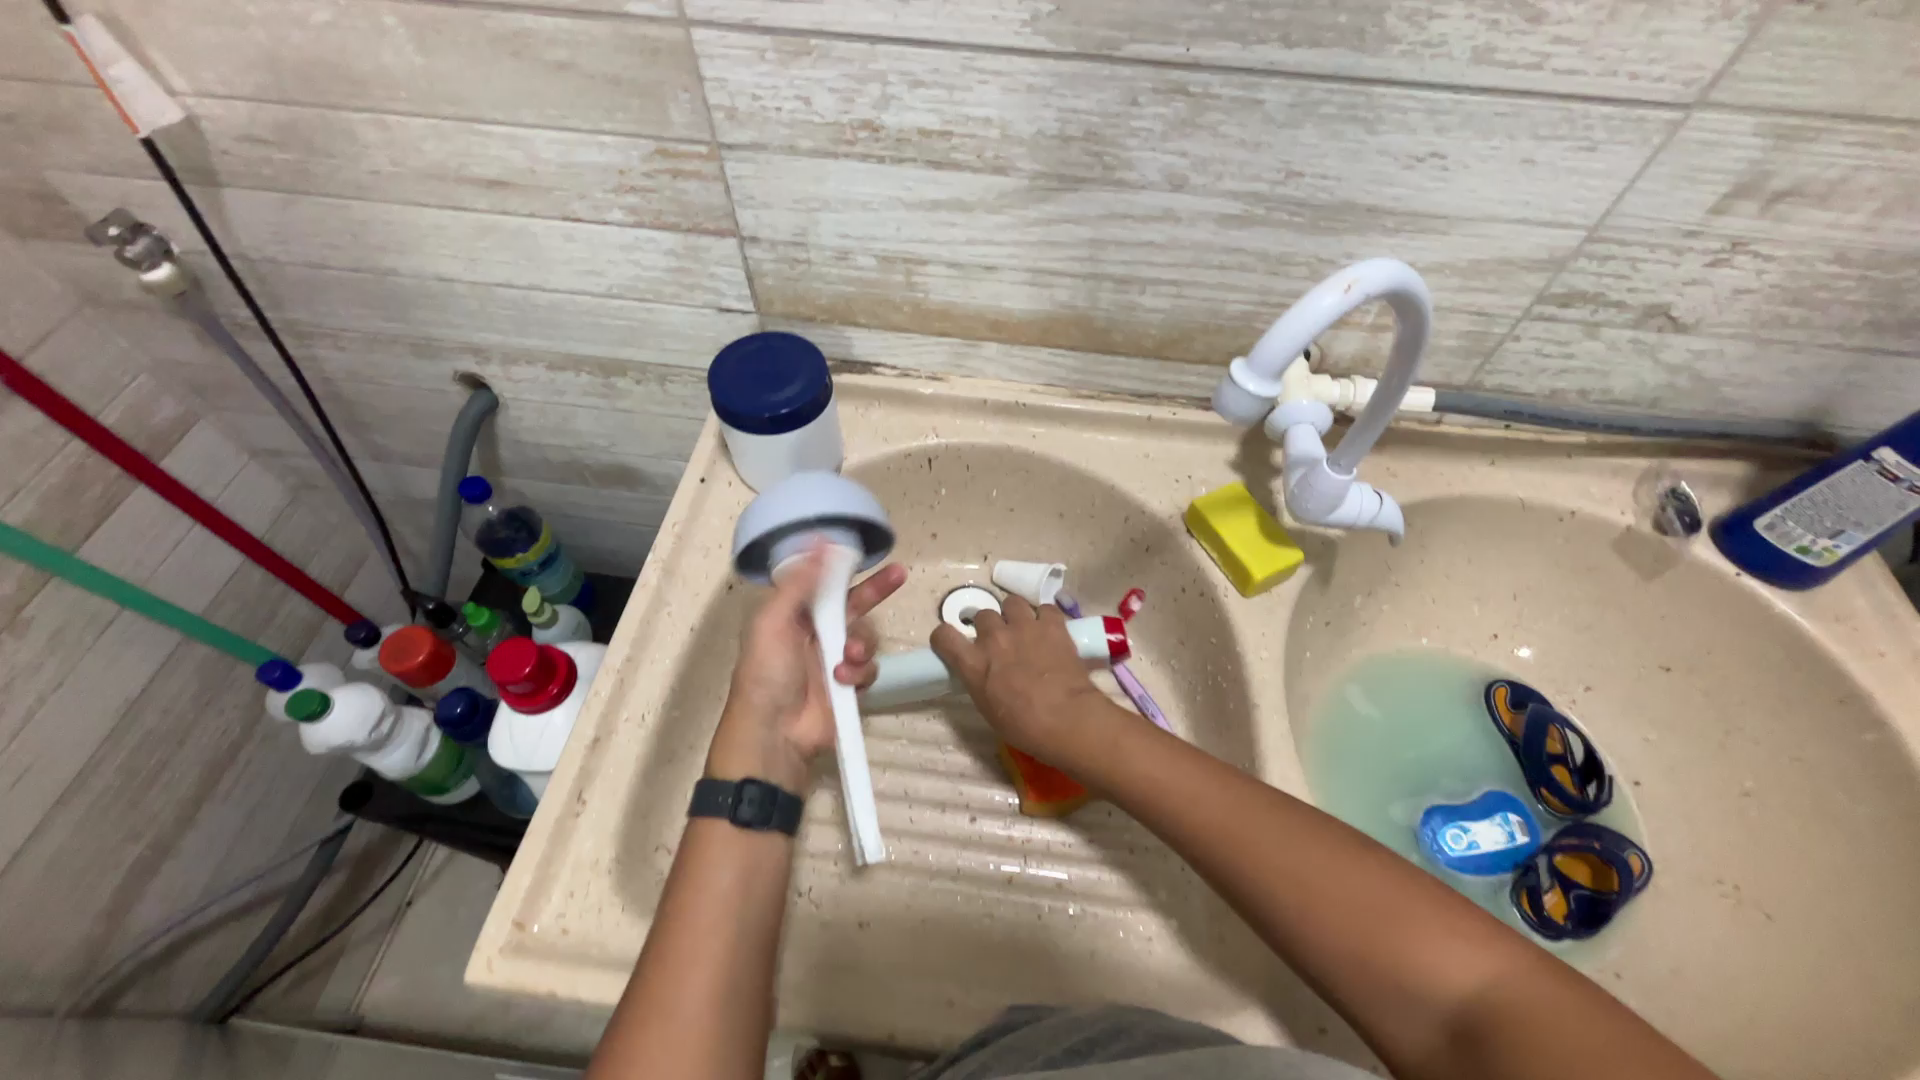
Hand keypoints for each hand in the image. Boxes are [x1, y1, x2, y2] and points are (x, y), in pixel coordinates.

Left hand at [708, 548, 906, 792]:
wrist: (774, 734)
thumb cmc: (766, 674)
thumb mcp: (773, 622)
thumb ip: (799, 583)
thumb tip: (818, 540)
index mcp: (790, 615)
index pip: (823, 584)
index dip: (843, 569)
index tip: (865, 555)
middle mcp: (813, 633)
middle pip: (852, 605)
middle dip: (875, 591)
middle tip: (899, 574)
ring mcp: (832, 660)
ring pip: (865, 637)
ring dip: (860, 645)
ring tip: (847, 659)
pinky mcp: (848, 686)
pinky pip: (868, 667)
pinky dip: (861, 672)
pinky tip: (846, 681)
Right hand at [929, 596, 1125, 768]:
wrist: (1066, 718)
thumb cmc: (1024, 725)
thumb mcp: (987, 706)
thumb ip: (979, 681)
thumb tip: (985, 673)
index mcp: (974, 663)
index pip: (943, 635)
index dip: (946, 637)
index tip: (954, 644)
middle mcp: (994, 638)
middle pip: (982, 615)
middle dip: (989, 627)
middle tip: (1001, 644)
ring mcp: (1024, 627)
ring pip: (1011, 603)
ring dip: (1015, 615)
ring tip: (1025, 630)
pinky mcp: (1052, 624)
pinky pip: (1045, 609)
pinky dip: (1046, 618)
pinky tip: (1050, 631)